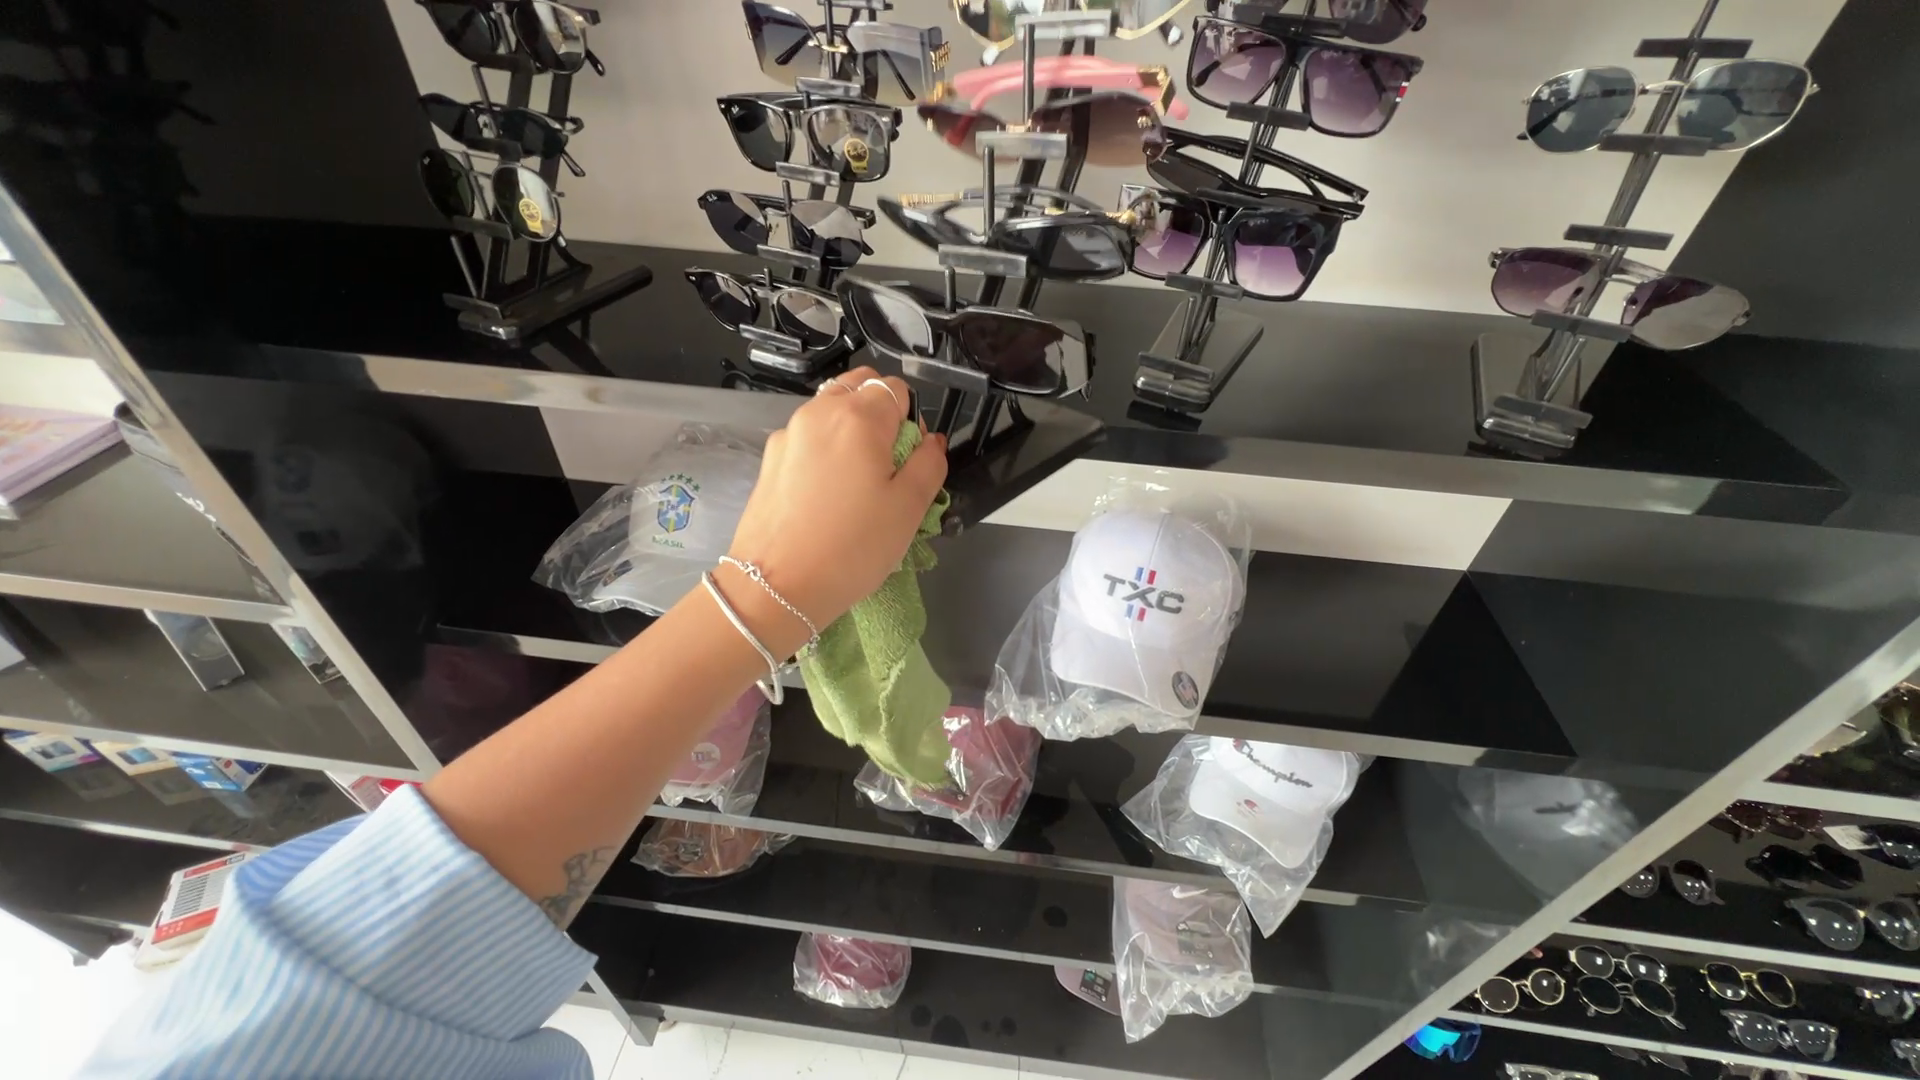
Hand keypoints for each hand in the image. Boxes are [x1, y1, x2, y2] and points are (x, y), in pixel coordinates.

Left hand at [721, 368, 947, 655]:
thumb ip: (929, 464)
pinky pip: (807, 438)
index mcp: (858, 417)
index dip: (911, 420)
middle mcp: (819, 413)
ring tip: (854, 483)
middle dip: (879, 414)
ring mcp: (788, 434)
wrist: (776, 586)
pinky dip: (823, 451)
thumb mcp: (909, 509)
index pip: (896, 389)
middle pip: (858, 387)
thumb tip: (930, 442)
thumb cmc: (852, 548)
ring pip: (829, 411)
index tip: (909, 462)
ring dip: (850, 430)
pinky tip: (824, 497)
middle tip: (885, 465)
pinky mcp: (769, 459)